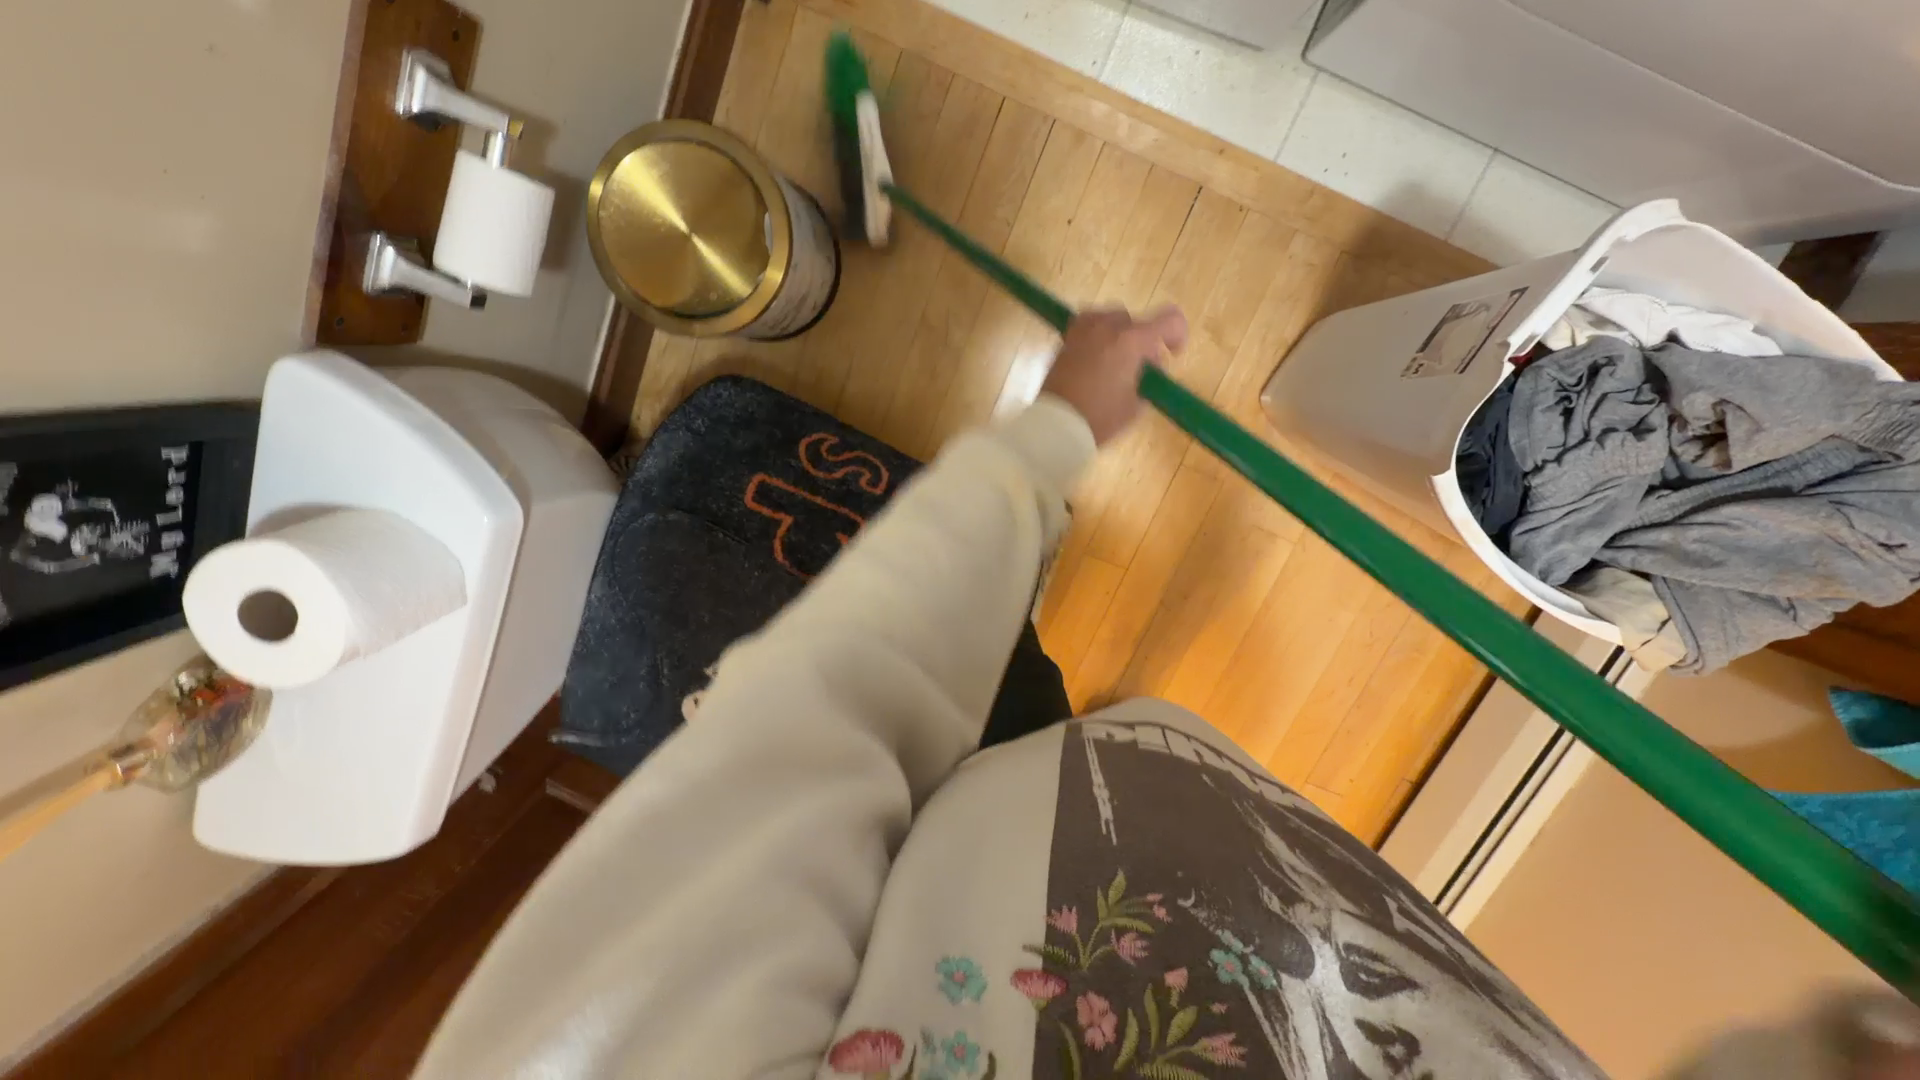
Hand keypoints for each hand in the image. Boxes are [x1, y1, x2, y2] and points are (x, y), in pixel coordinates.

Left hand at [1041, 306, 1187, 444]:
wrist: (1056, 425)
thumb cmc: (1100, 418)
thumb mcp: (1136, 404)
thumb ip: (1147, 380)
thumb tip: (1145, 369)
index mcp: (1131, 341)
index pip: (1169, 320)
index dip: (1178, 334)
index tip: (1174, 353)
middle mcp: (1107, 327)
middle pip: (1136, 320)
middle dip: (1143, 339)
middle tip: (1141, 366)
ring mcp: (1083, 330)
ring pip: (1110, 318)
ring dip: (1119, 334)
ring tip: (1117, 361)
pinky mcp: (1065, 340)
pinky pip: (1088, 326)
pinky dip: (1098, 337)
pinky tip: (1097, 359)